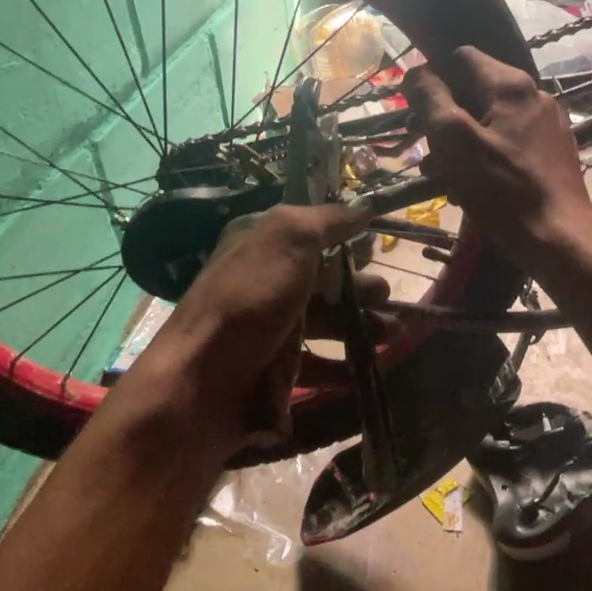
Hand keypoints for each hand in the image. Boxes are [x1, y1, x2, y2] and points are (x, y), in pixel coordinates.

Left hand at [147, 203, 373, 450]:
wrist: (198, 385)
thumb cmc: (248, 301)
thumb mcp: (288, 240)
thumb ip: (327, 220)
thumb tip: (362, 205)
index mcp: (260, 244)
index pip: (310, 233)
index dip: (345, 237)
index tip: (378, 246)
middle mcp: (262, 282)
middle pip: (322, 280)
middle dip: (361, 288)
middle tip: (389, 298)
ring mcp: (265, 328)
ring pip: (323, 322)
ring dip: (361, 327)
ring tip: (393, 336)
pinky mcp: (269, 371)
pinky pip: (314, 364)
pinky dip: (342, 366)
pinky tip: (367, 371)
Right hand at [402, 47, 591, 259]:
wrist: (560, 239)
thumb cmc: (502, 188)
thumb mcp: (453, 139)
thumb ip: (431, 98)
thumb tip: (416, 72)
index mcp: (510, 84)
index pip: (460, 57)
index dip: (431, 77)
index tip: (414, 110)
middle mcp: (533, 95)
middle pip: (473, 91)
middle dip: (442, 119)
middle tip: (421, 150)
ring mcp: (545, 125)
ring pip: (488, 121)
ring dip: (459, 144)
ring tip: (441, 177)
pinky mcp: (551, 153)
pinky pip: (506, 143)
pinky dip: (483, 158)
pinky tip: (470, 189)